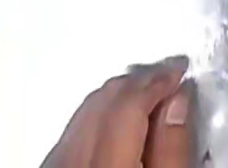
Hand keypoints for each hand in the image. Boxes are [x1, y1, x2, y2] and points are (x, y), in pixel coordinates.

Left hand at [43, 56, 192, 167]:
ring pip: (87, 107)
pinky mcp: (46, 167)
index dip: (161, 76)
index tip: (180, 69)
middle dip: (140, 80)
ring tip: (147, 96)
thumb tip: (180, 97)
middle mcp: (71, 156)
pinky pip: (71, 128)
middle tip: (169, 77)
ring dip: (119, 94)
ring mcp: (53, 162)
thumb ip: (173, 147)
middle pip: (106, 95)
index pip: (132, 95)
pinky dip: (97, 115)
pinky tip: (116, 120)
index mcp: (104, 159)